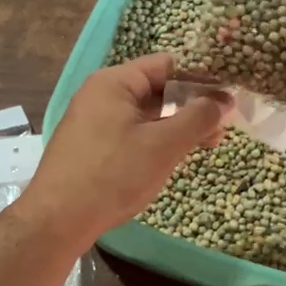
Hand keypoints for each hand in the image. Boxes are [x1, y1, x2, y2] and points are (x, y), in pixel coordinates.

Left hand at [18, 53, 229, 244]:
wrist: (57, 220)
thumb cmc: (113, 175)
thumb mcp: (163, 145)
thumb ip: (197, 118)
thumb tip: (223, 100)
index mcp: (114, 82)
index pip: (166, 65)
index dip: (200, 78)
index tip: (229, 97)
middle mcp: (100, 94)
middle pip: (156, 89)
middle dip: (191, 105)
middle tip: (224, 125)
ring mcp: (93, 121)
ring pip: (145, 114)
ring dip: (176, 126)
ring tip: (208, 143)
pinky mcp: (91, 147)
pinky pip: (131, 133)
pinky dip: (156, 140)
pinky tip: (174, 157)